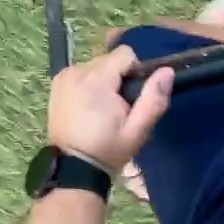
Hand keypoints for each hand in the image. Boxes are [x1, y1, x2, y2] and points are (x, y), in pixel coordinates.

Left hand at [46, 46, 174, 173]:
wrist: (73, 169)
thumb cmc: (107, 150)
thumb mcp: (137, 131)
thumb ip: (153, 99)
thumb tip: (167, 71)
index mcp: (97, 79)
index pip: (125, 54)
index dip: (134, 73)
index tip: (130, 98)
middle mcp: (77, 70)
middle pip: (110, 59)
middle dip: (118, 78)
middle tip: (117, 108)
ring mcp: (64, 76)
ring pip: (96, 65)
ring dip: (103, 81)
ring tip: (101, 109)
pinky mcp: (57, 82)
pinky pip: (82, 72)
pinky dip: (89, 83)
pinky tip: (88, 106)